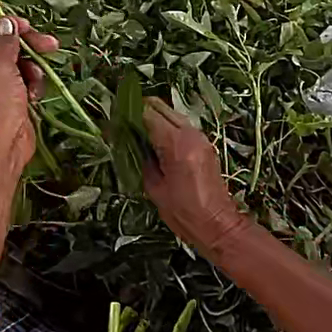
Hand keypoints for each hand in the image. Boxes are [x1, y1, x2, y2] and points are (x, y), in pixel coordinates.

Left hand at [0, 17, 58, 172]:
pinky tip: (34, 96)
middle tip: (49, 45)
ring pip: (20, 63)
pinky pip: (27, 82)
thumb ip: (6, 42)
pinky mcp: (12, 98)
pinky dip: (34, 85)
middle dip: (28, 44)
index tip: (23, 25)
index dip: (2, 22)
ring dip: (34, 68)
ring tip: (36, 80)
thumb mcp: (1, 66)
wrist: (1, 146)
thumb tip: (5, 21)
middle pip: (6, 44)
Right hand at [140, 98, 256, 259]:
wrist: (216, 223)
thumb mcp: (154, 187)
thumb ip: (142, 159)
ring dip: (156, 117)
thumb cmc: (183, 211)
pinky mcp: (205, 143)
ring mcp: (201, 137)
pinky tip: (155, 139)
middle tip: (125, 121)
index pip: (149, 115)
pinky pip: (183, 126)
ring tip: (137, 130)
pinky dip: (168, 126)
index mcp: (176, 144)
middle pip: (162, 108)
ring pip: (174, 114)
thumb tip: (128, 141)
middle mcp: (191, 134)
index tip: (115, 120)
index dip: (129, 114)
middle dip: (142, 110)